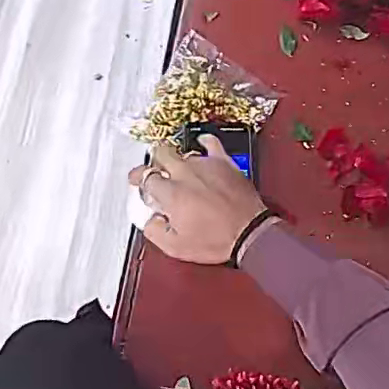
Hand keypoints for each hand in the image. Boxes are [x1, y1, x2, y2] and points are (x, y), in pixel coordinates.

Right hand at [129, 136, 269, 264]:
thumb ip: (154, 230)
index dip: (139, 179)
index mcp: (172, 193)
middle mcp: (186, 174)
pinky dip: (203, 141)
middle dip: (154, 162)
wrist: (249, 233)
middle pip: (161, 154)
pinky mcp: (224, 162)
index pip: (146, 176)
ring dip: (178, 161)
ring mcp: (206, 165)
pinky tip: (200, 145)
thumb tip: (150, 219)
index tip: (139, 182)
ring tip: (179, 172)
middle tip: (155, 171)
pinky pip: (211, 143)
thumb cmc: (217, 240)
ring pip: (184, 153)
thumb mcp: (176, 247)